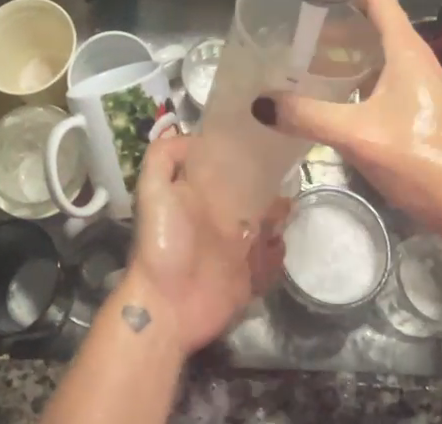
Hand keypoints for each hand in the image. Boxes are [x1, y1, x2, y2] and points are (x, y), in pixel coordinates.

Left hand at [125, 134, 285, 353]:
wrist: (167, 306)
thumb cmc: (162, 244)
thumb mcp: (153, 191)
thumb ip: (164, 157)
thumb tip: (194, 136)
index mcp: (199, 195)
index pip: (226, 170)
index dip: (244, 158)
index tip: (267, 145)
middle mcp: (219, 217)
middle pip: (254, 196)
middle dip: (272, 190)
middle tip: (288, 185)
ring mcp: (235, 248)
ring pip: (268, 226)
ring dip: (279, 220)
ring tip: (285, 216)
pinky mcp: (248, 276)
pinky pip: (272, 261)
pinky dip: (279, 254)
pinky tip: (279, 247)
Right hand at [252, 0, 441, 237]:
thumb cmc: (423, 161)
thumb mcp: (358, 136)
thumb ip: (308, 116)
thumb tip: (259, 103)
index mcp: (406, 50)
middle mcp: (415, 59)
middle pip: (372, 23)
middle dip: (333, 20)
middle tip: (291, 27)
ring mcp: (419, 86)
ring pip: (375, 53)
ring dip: (342, 51)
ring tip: (300, 59)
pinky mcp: (419, 110)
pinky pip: (380, 78)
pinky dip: (353, 77)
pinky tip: (329, 97)